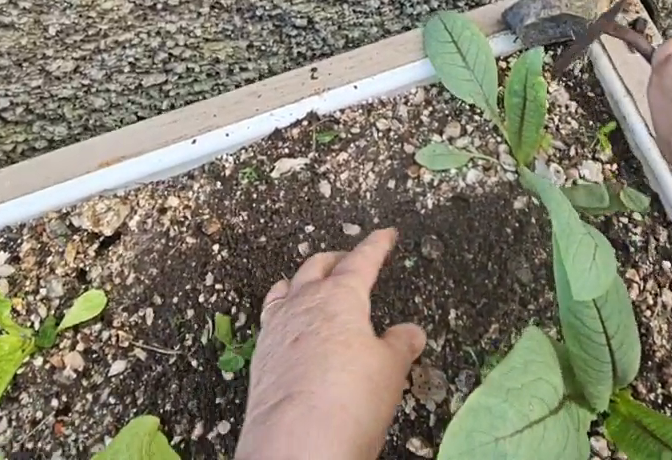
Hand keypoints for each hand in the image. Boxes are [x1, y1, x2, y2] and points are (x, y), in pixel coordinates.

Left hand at [234, 228, 426, 459]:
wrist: (294, 447)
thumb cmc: (350, 400)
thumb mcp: (389, 371)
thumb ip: (400, 345)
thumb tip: (411, 331)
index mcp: (340, 296)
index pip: (362, 260)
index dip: (377, 245)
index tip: (387, 234)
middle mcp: (305, 302)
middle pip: (318, 266)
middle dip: (337, 259)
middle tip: (351, 260)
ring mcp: (277, 327)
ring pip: (288, 286)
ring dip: (304, 280)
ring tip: (314, 283)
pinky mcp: (260, 356)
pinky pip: (272, 316)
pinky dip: (284, 309)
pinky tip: (290, 324)